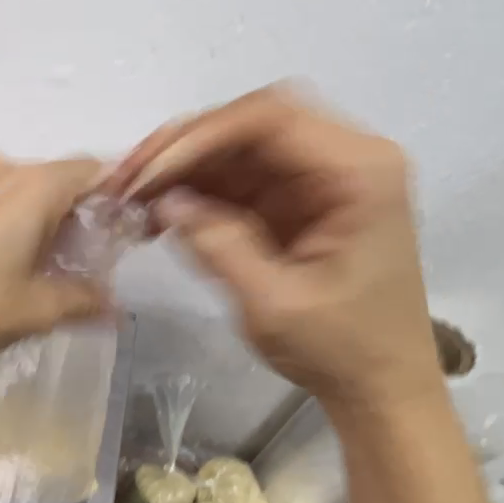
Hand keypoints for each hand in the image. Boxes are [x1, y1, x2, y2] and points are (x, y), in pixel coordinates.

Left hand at [0, 155, 112, 376]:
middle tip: (81, 268)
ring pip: (21, 195)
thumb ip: (84, 301)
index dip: (116, 202)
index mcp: (34, 184)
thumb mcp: (36, 310)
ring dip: (41, 226)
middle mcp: (0, 171)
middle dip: (77, 219)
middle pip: (58, 182)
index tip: (120, 241)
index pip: (96, 171)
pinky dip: (8, 229)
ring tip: (39, 276)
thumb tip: (115, 308)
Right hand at [101, 86, 442, 412]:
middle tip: (126, 180)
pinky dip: (194, 192)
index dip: (198, 138)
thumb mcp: (272, 303)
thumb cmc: (338, 347)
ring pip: (238, 148)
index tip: (144, 177)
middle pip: (251, 123)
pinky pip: (239, 181)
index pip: (270, 119)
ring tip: (130, 198)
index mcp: (356, 172)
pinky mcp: (296, 204)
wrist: (377, 382)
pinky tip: (157, 213)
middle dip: (183, 146)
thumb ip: (219, 246)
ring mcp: (317, 181)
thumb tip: (163, 202)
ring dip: (182, 168)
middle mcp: (342, 159)